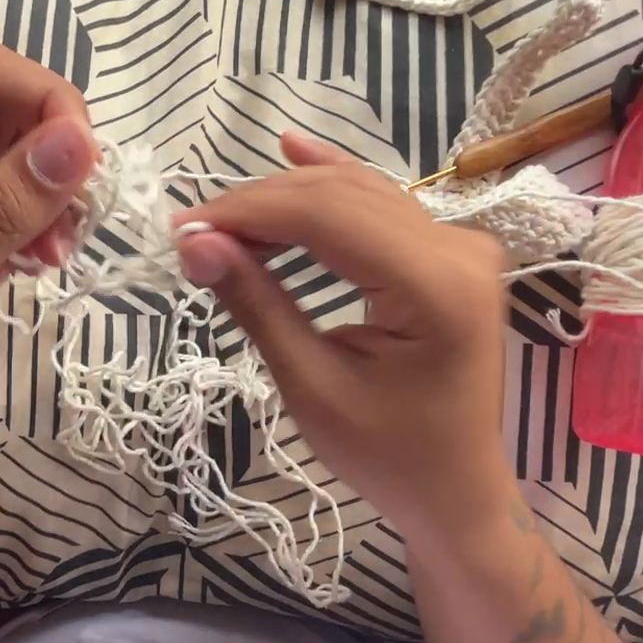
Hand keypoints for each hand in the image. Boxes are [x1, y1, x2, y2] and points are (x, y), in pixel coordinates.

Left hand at [0, 44, 95, 438]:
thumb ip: (0, 214)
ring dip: (48, 201)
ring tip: (51, 261)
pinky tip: (30, 267)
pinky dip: (30, 226)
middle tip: (74, 233)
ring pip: (13, 157)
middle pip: (6, 113)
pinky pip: (3, 197)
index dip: (50, 105)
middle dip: (54, 163)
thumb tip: (79, 143)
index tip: (89, 173)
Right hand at [176, 133, 512, 540]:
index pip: (326, 218)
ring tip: (221, 216)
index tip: (183, 229)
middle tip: (192, 230)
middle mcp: (456, 249)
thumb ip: (257, 304)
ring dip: (283, 199)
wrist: (455, 491)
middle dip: (258, 206)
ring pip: (356, 194)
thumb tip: (195, 243)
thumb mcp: (311, 386)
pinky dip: (330, 185)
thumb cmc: (387, 456)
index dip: (248, 213)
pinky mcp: (449, 254)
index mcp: (435, 286)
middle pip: (339, 198)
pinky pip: (380, 205)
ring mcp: (459, 247)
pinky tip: (295, 150)